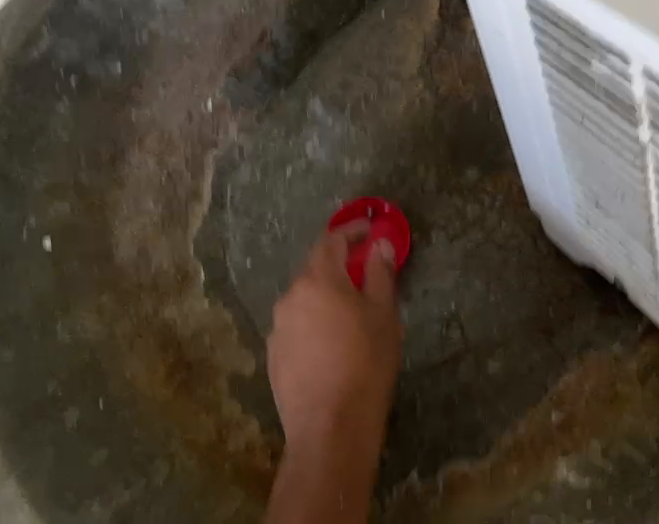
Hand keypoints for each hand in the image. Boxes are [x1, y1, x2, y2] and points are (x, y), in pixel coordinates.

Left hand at [264, 220, 400, 523]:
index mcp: (318, 280)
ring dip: (326, 294)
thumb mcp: (384, 313)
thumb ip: (380, 272)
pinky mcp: (274, 357)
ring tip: (351, 309)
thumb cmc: (365, 362)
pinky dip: (315, 321)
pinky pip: (297, 325)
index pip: (332, 240)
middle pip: (315, 268)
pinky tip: (332, 341)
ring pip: (304, 298)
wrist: (330, 427)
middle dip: (339, 262)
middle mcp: (290, 297)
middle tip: (365, 267)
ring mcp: (277, 328)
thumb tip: (379, 244)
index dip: (352, 231)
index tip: (371, 230)